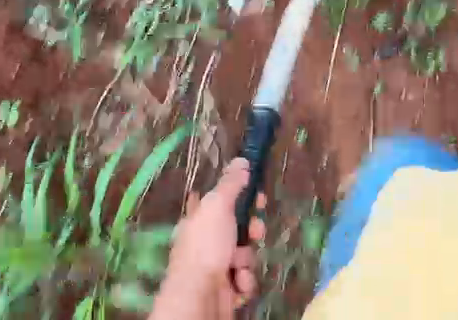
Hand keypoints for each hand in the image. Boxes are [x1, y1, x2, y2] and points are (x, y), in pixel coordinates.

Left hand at [152, 158, 264, 319]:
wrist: (199, 298)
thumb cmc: (206, 246)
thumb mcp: (218, 205)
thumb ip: (231, 183)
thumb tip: (242, 160)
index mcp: (199, 219)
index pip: (223, 201)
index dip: (242, 196)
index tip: (258, 196)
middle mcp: (206, 243)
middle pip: (238, 228)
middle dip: (251, 231)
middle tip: (255, 232)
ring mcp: (215, 268)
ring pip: (245, 254)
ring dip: (247, 259)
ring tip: (239, 267)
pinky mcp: (226, 290)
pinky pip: (244, 279)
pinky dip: (244, 281)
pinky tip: (237, 284)